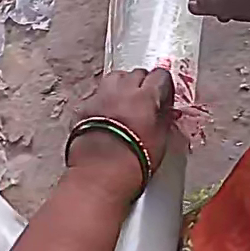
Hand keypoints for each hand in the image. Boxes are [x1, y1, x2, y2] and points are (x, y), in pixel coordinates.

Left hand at [67, 68, 176, 193]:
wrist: (99, 177)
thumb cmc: (135, 163)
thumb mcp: (161, 141)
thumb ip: (164, 119)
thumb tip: (165, 110)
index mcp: (146, 97)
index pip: (160, 76)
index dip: (163, 86)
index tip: (164, 96)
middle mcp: (122, 90)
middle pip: (137, 73)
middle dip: (143, 83)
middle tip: (146, 101)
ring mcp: (101, 96)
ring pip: (115, 78)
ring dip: (123, 86)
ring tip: (126, 103)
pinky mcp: (83, 106)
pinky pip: (98, 94)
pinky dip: (105, 100)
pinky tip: (108, 116)